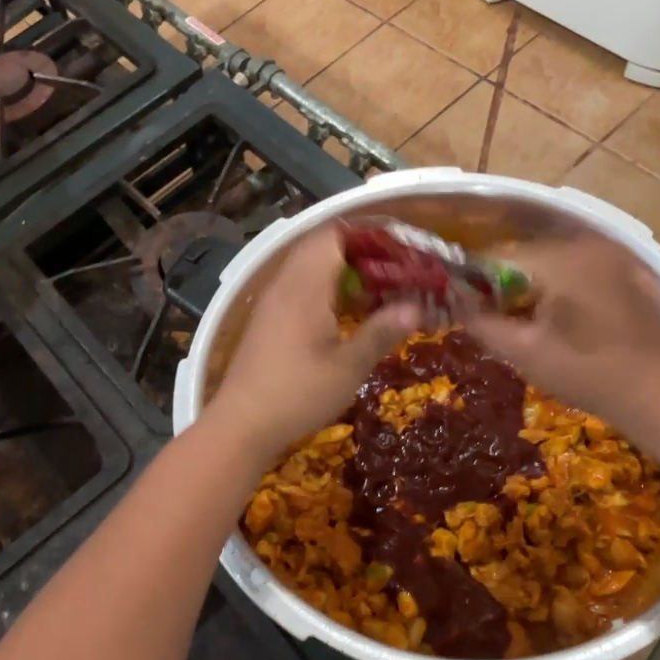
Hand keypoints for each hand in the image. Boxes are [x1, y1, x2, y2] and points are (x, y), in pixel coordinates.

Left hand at [202, 226, 419, 457]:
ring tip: (379, 293)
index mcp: (305, 285)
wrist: (241, 424)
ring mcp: (272, 302)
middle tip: (396, 272)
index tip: (402, 249)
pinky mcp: (268, 321)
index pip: (334, 234)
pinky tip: (347, 316)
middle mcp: (285, 284)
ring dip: (344, 274)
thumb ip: (381, 331)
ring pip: (311, 268)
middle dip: (362, 253)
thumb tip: (418, 307)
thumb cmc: (297, 394)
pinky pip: (300, 288)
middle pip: (323, 247)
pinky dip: (327, 291)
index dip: (369, 234)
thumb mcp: (348, 367)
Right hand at [464, 232, 659, 426]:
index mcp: (558, 261)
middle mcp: (582, 245)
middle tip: (492, 321)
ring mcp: (605, 254)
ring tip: (522, 323)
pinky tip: (553, 319)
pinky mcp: (618, 268)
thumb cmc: (584, 374)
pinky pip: (569, 269)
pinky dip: (553, 287)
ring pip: (544, 263)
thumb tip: (450, 301)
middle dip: (500, 286)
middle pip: (520, 257)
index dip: (472, 283)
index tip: (463, 310)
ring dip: (526, 287)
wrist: (654, 393)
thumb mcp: (521, 351)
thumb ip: (480, 321)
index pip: (495, 258)